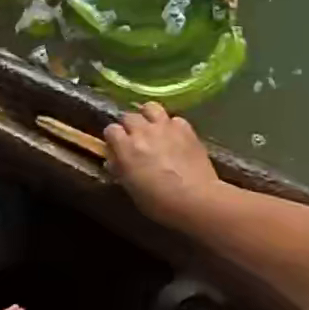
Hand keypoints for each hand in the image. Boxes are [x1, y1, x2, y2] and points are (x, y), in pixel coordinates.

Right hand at [103, 103, 223, 229]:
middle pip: (129, 116)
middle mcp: (142, 131)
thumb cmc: (160, 202)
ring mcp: (165, 128)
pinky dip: (173, 126)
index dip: (113, 138)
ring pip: (151, 108)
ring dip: (149, 116)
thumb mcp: (131, 189)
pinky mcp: (186, 129)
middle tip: (135, 139)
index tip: (117, 147)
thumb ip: (120, 170)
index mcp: (126, 147)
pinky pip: (175, 119)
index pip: (111, 130)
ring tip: (152, 127)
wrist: (197, 200)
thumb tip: (113, 161)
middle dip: (129, 126)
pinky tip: (175, 136)